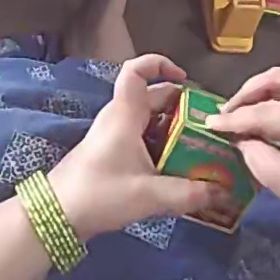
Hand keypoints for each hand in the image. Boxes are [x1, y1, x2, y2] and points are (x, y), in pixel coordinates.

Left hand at [47, 54, 220, 240]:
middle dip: (182, 106)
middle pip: (153, 97)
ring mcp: (114, 134)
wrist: (56, 215)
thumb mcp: (149, 195)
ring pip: (150, 119)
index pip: (137, 70)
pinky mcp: (112, 152)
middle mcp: (119, 117)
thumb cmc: (100, 193)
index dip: (161, 65)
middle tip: (208, 125)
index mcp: (125, 113)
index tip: (185, 80)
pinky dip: (162, 144)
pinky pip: (143, 137)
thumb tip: (223, 192)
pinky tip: (178, 167)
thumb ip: (189, 193)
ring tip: (200, 147)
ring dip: (174, 129)